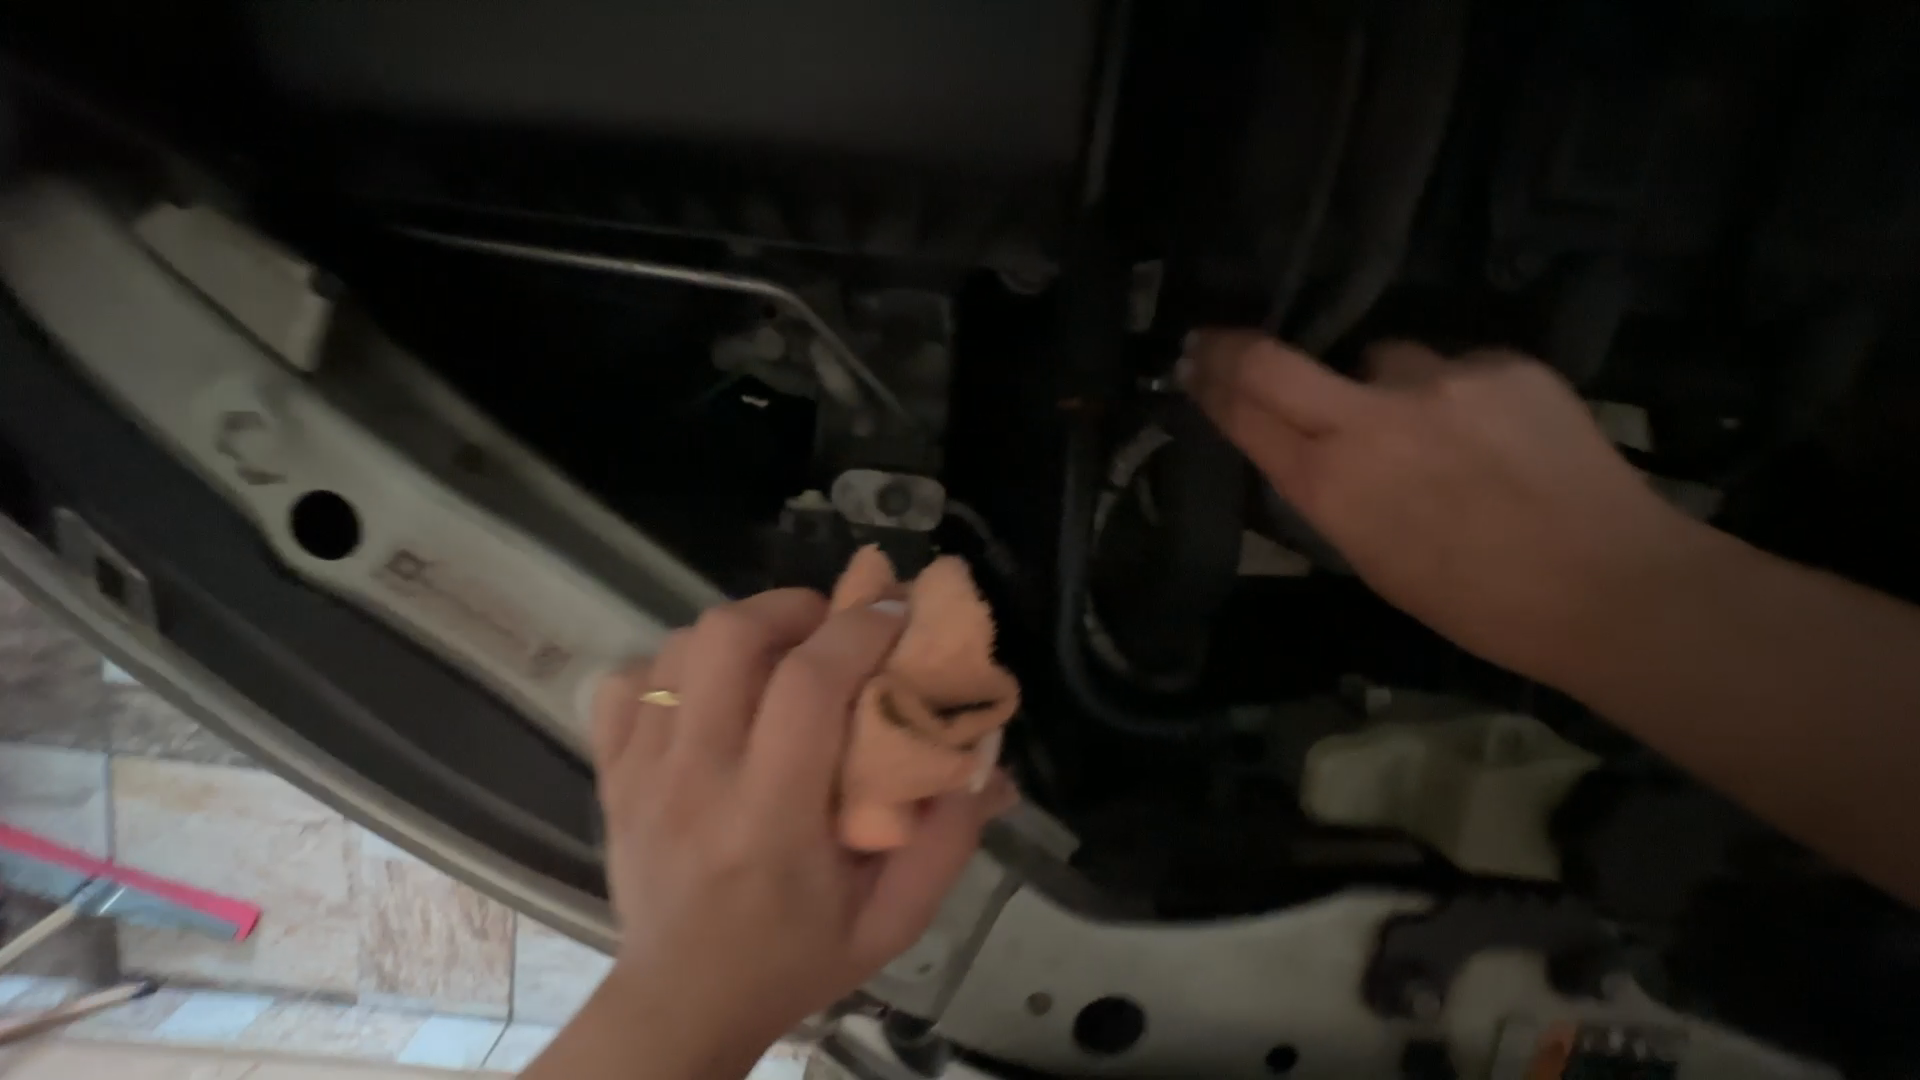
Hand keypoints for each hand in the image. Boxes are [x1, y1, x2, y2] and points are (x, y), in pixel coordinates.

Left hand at [584, 590, 1013, 1071]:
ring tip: (780, 653)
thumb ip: (947, 840)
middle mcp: (695, 781)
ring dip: (742, 631)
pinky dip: (675, 666)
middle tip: (831, 626)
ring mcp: (641, 773)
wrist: (683, 1005)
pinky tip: (711, 691)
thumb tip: (989, 760)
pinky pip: (628, 681)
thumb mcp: (892, 921)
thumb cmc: (796, 960)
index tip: (896, 613)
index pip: (808, 684)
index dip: (859, 629)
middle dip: (792, 608)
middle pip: (729, 638)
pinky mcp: (612, 774)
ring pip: (681, 647)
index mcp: (769, 819)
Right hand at [1183, 332, 1711, 682]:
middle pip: (1273, 361)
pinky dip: (1452, 394)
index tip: (1189, 361)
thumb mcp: (1365, 555)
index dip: (1208, 380)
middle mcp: (1371, 419)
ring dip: (1378, 385)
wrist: (1610, 586)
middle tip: (1212, 340)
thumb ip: (1323, 489)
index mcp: (1329, 484)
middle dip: (1231, 348)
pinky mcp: (1504, 364)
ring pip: (1378, 358)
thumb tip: (1301, 444)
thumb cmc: (1470, 599)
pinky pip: (1451, 366)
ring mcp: (1440, 381)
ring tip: (1426, 428)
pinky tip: (1489, 433)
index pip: (1244, 410)